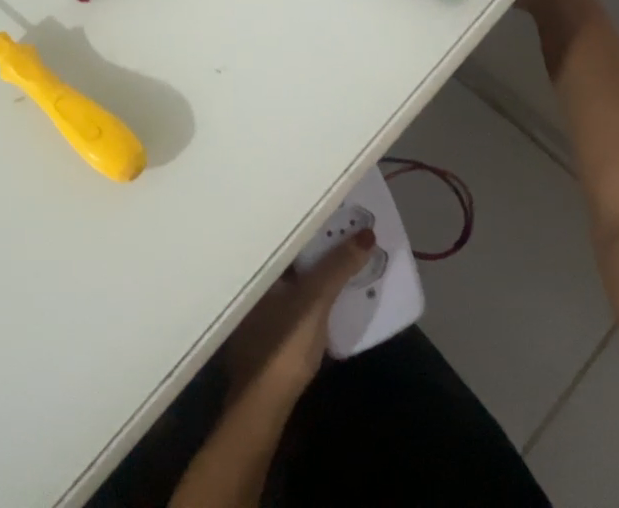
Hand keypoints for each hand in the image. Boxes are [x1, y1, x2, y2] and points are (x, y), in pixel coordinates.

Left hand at [223, 230, 376, 403]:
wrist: (262, 402)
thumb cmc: (284, 343)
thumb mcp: (315, 300)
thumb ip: (338, 266)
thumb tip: (366, 234)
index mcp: (257, 269)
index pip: (286, 235)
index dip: (314, 225)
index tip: (339, 216)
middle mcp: (252, 283)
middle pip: (290, 257)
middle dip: (318, 248)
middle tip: (350, 235)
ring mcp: (256, 308)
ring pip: (292, 279)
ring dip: (317, 272)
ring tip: (346, 260)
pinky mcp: (266, 330)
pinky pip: (293, 299)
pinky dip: (311, 294)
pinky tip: (329, 296)